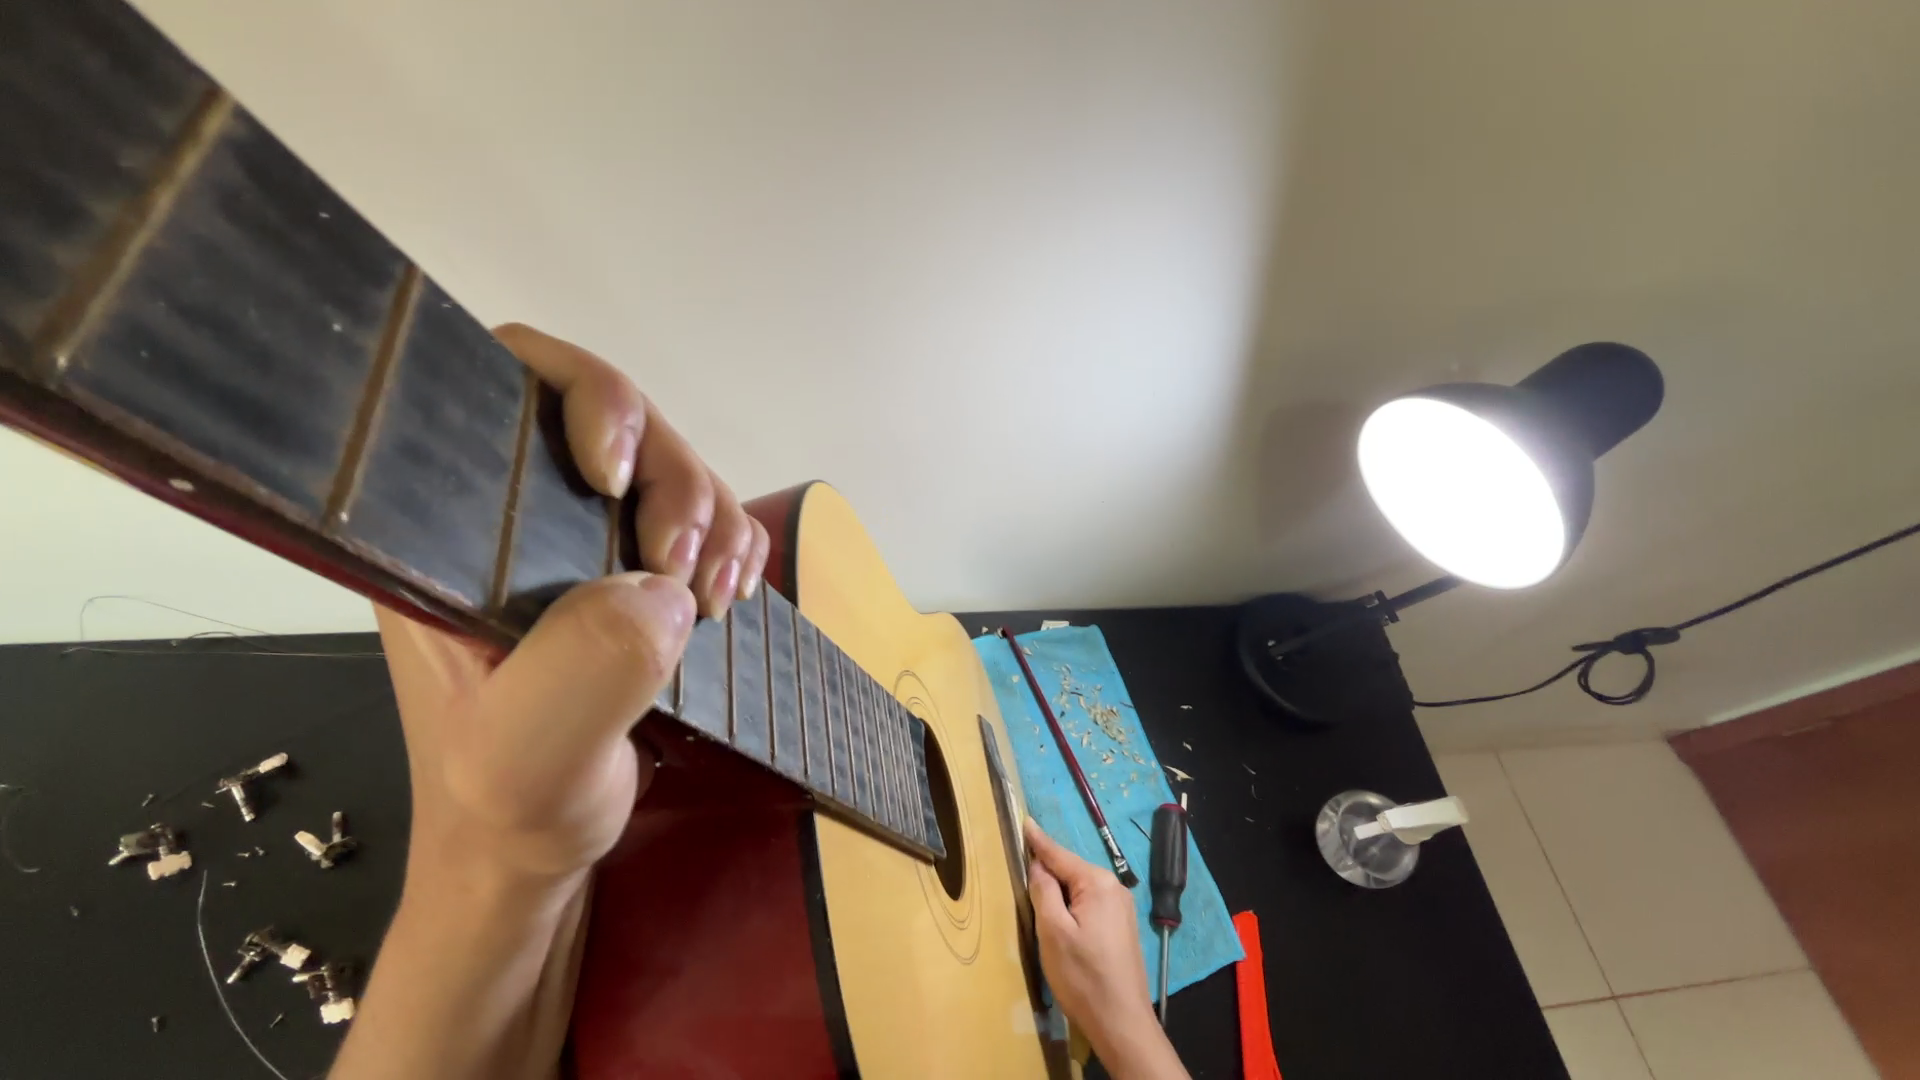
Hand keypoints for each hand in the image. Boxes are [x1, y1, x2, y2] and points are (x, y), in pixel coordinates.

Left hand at [381, 324, 772, 883]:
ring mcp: (586, 538)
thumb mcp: (527, 758)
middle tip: (685, 567)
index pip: (506, 382)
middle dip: (673, 480)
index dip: (580, 393)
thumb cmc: (506, 804)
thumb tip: (665, 588)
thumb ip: (584, 670)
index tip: (617, 480)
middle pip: (618, 416)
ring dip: (714, 516)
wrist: (537, 844)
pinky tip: (731, 593)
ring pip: (673, 464)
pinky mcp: (638, 566)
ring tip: (715, 596)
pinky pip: (707, 513)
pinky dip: (736, 541)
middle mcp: (519, 516)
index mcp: (453, 531)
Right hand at [1025, 820, 1188, 1078]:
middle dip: (1047, 871)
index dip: (1038, 841)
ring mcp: (1121, 907)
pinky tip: (1061, 919)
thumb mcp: (1053, 931)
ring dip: (1059, 892)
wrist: (1122, 1023)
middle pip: (1070, 870)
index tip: (1024, 821)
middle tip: (1021, 871)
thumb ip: (1044, 891)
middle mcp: (1114, 887)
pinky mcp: (1122, 926)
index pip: (1059, 854)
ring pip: (1079, 888)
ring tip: (1036, 896)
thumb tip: (1038, 865)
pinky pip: (1090, 903)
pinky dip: (1072, 905)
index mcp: (1097, 883)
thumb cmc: (1083, 977)